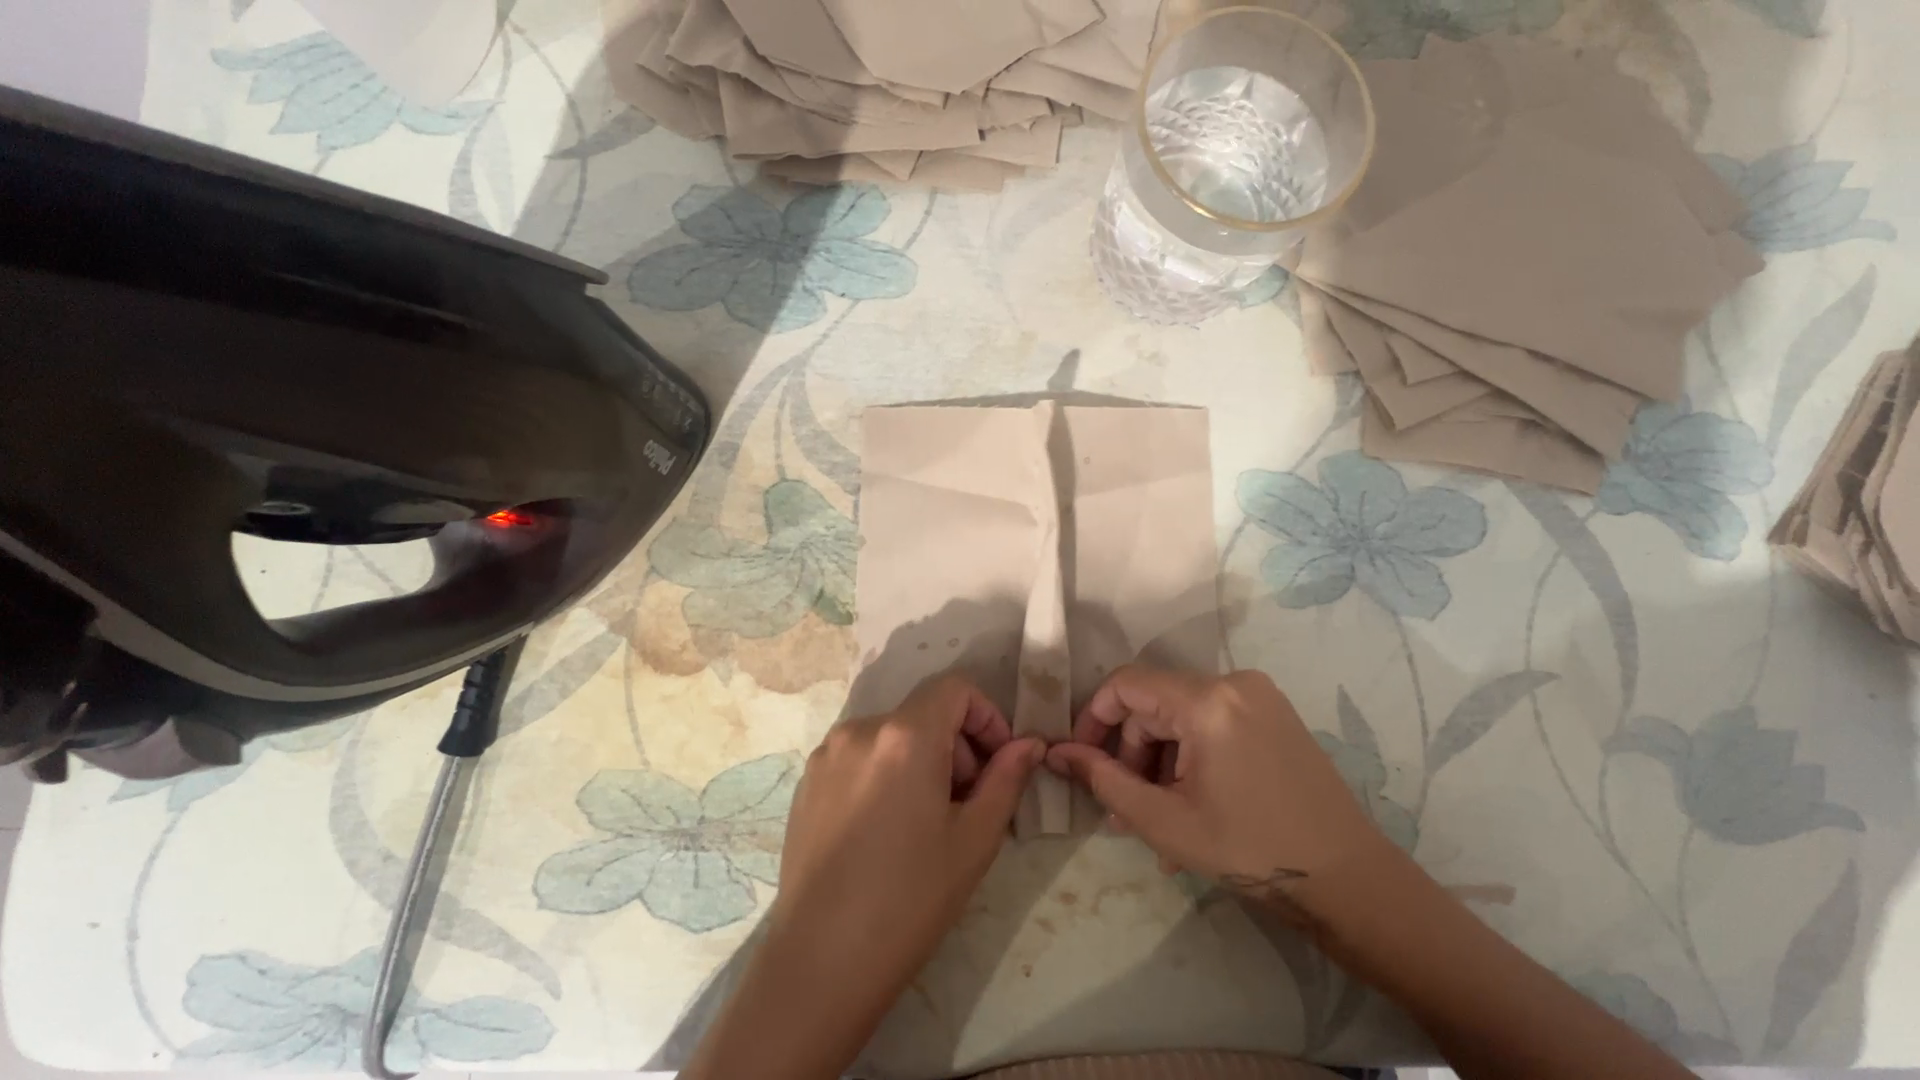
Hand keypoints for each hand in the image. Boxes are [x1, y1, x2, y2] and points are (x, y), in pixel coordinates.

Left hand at [770, 673, 1044, 1003]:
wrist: (822, 958)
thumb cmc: (911, 898)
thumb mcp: (975, 839)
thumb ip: (1006, 779)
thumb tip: (1028, 744)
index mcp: (903, 736)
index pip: (954, 688)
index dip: (987, 716)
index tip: (999, 764)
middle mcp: (858, 731)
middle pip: (922, 713)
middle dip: (957, 746)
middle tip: (969, 803)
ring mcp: (825, 757)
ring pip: (890, 737)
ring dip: (921, 761)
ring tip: (929, 822)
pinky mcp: (806, 784)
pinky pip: (859, 759)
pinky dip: (886, 775)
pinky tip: (888, 832)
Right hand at [1046, 665, 1394, 899]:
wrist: (1347, 877)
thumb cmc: (1249, 849)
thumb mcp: (1163, 821)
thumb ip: (1103, 780)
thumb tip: (1057, 752)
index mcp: (1207, 701)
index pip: (1126, 684)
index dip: (1093, 718)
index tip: (1081, 761)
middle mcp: (1235, 683)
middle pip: (1155, 702)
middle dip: (1130, 752)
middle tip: (1122, 808)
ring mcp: (1261, 698)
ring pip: (1182, 716)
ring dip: (1159, 761)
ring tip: (1158, 821)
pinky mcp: (1276, 717)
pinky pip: (1213, 724)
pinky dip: (1190, 757)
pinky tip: (1191, 807)